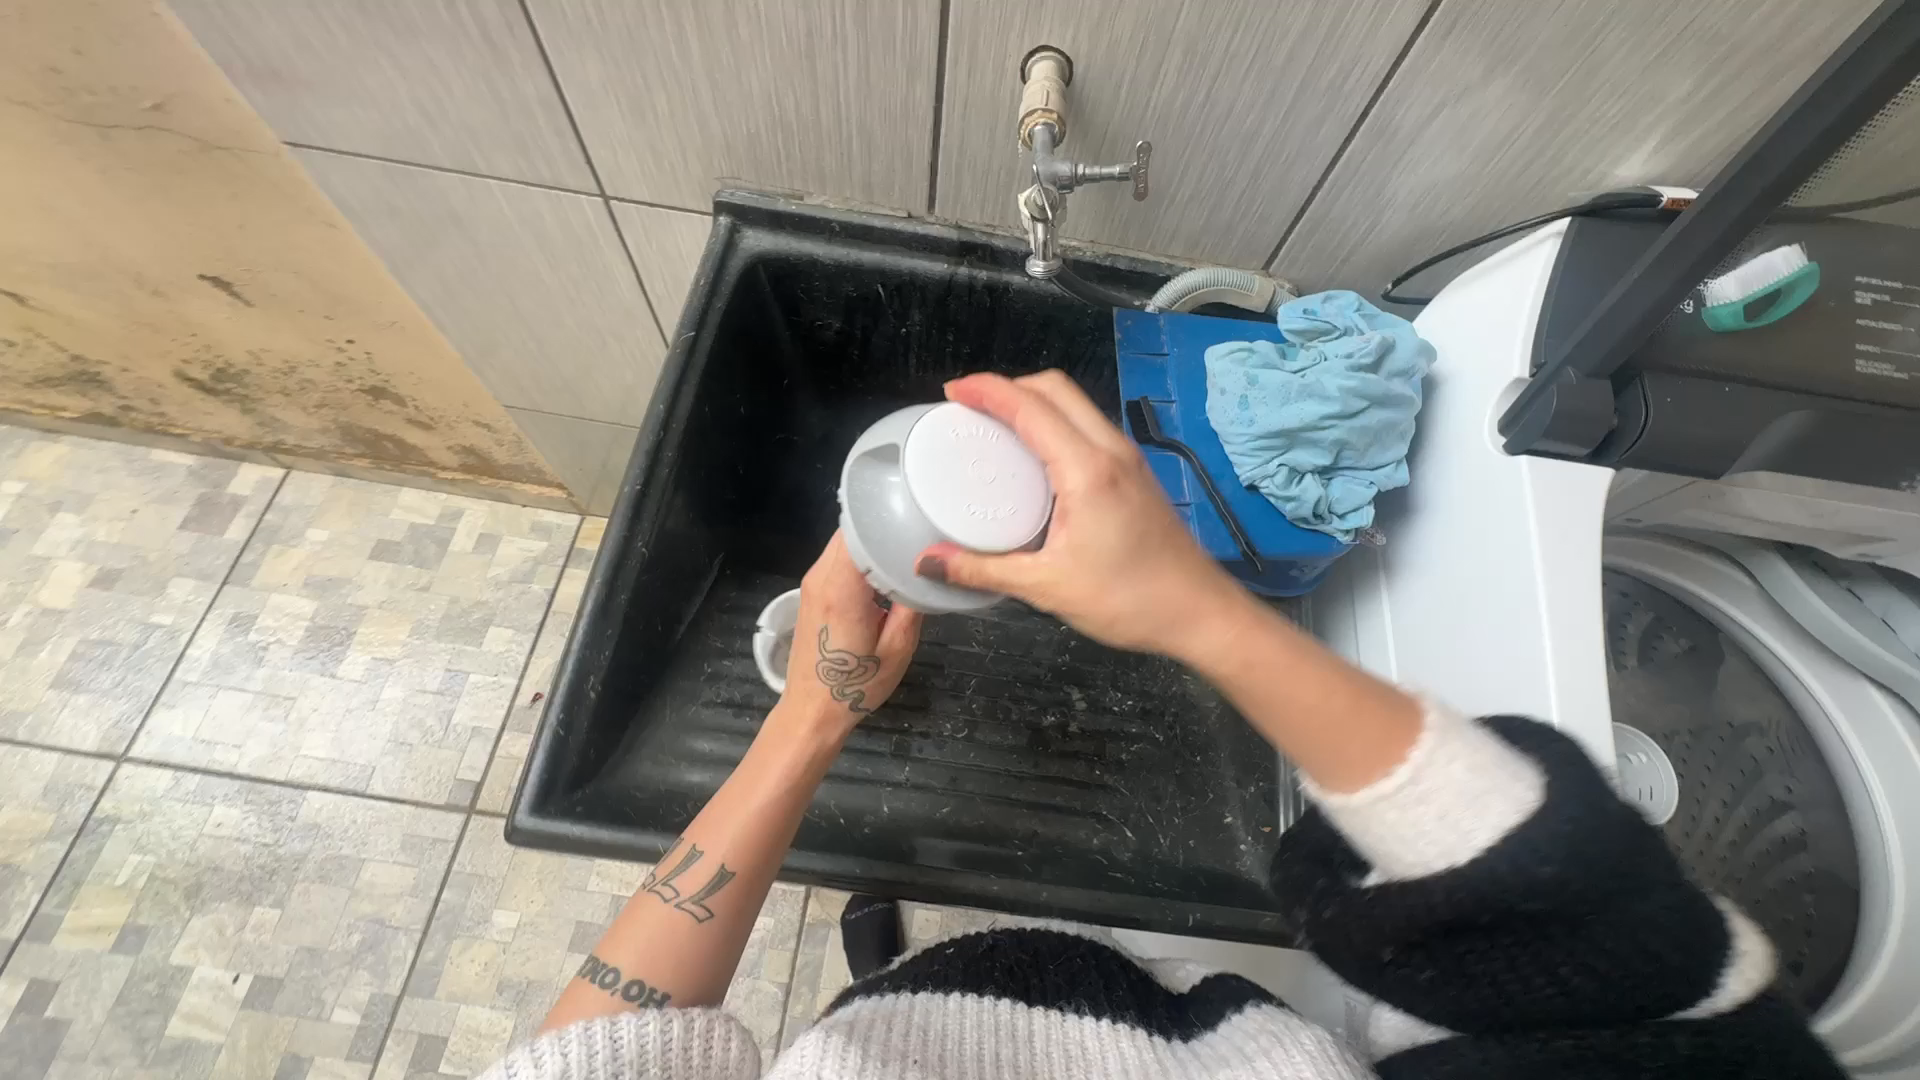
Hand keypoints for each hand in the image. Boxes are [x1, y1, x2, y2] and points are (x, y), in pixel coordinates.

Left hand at [779, 531, 922, 731]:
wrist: (812, 711)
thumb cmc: (856, 685)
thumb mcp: (899, 648)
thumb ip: (913, 603)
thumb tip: (926, 568)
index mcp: (842, 589)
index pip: (860, 532)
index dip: (889, 519)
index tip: (919, 517)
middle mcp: (821, 578)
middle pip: (851, 531)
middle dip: (884, 527)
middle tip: (920, 530)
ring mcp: (812, 583)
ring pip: (844, 543)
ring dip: (873, 541)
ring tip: (908, 546)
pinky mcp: (813, 591)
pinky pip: (839, 559)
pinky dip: (862, 556)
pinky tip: (887, 567)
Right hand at [913, 371, 1249, 657]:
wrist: (1200, 613)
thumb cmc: (1128, 600)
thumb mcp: (1047, 587)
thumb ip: (983, 571)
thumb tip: (928, 562)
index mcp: (1087, 470)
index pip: (1031, 407)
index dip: (988, 390)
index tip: (952, 393)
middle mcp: (1110, 450)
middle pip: (1056, 389)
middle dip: (1009, 386)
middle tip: (969, 408)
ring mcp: (1128, 459)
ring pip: (1076, 405)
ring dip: (1034, 403)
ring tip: (995, 427)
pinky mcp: (1135, 473)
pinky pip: (1088, 428)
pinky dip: (1055, 424)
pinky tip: (1034, 459)